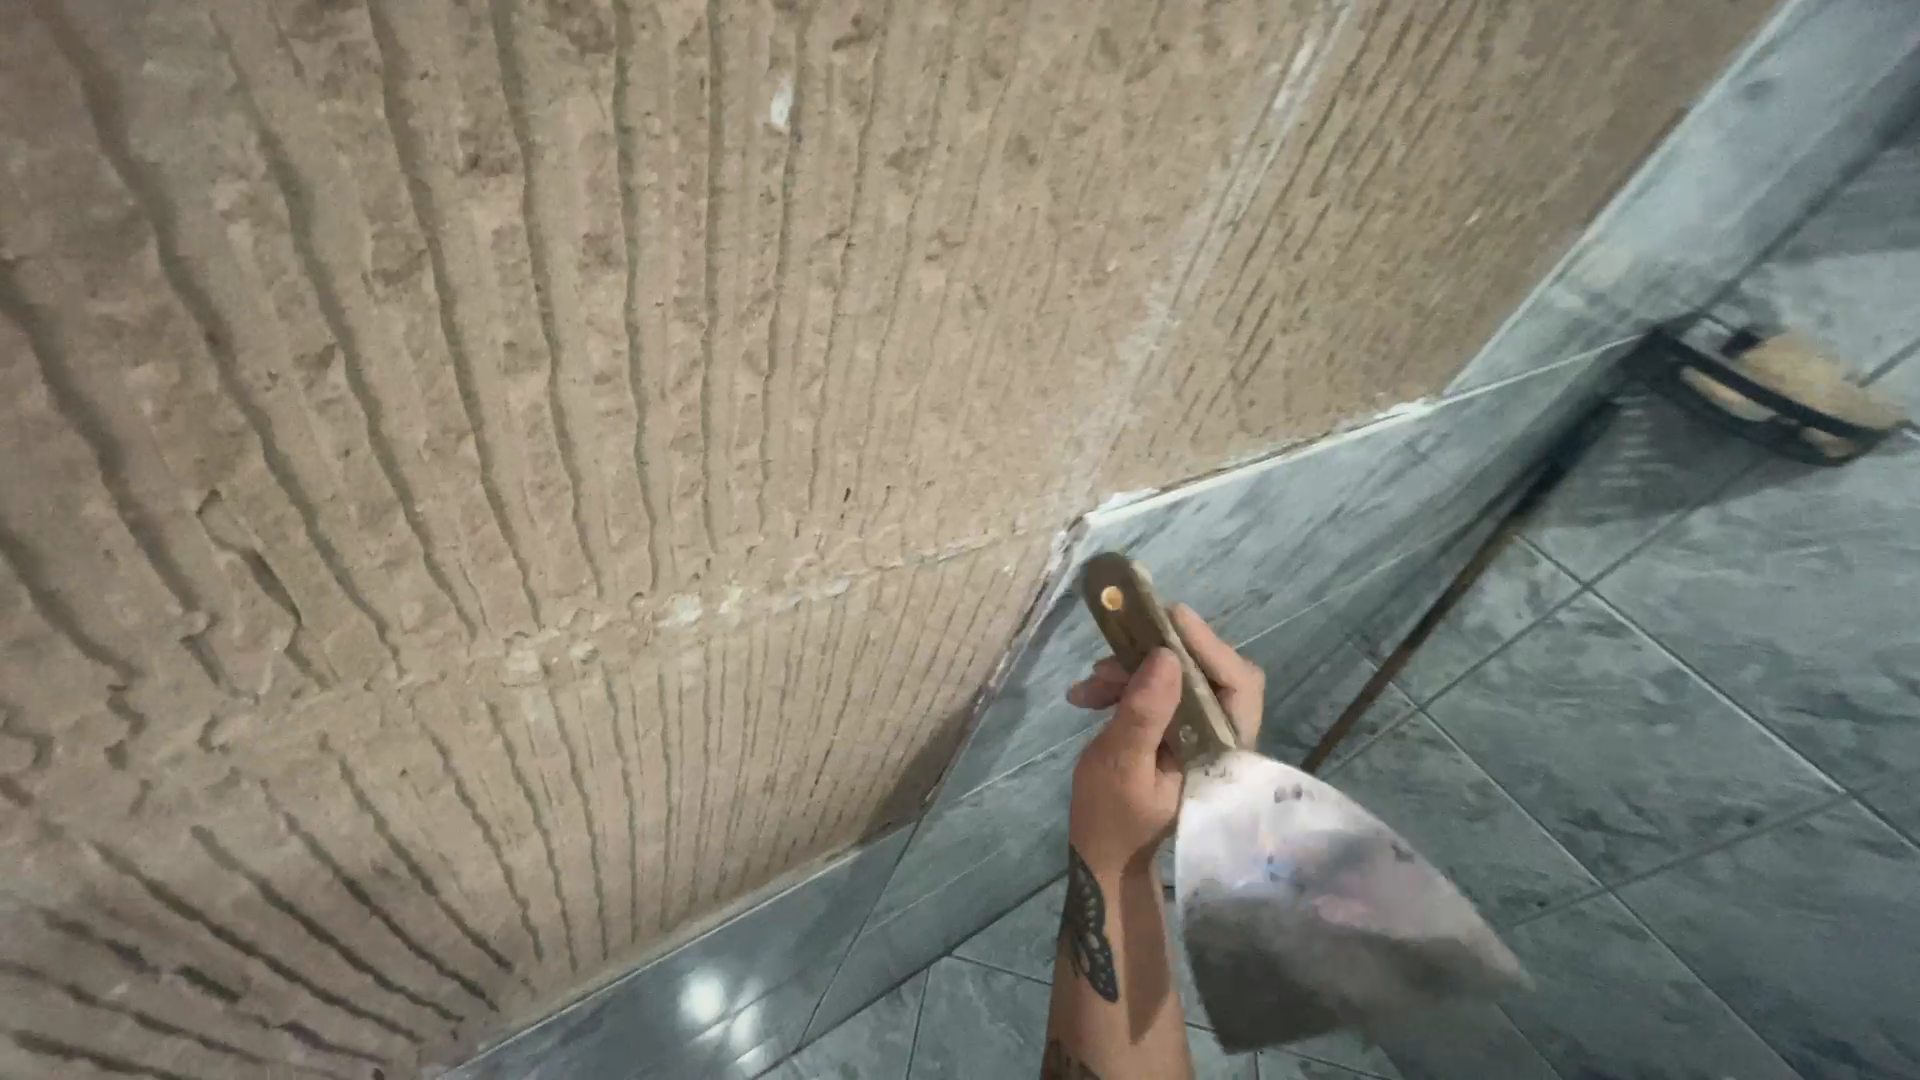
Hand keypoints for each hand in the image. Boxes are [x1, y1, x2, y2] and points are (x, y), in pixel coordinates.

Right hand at [1064, 605, 1266, 877]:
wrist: (1104, 856)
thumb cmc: (1112, 820)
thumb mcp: (1119, 766)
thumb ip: (1144, 713)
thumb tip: (1165, 658)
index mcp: (1222, 752)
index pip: (1237, 685)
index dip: (1208, 645)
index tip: (1170, 616)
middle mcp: (1220, 737)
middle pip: (1208, 673)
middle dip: (1158, 656)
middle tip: (1117, 646)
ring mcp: (1197, 733)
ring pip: (1177, 679)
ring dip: (1131, 671)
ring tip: (1089, 684)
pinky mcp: (1174, 731)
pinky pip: (1158, 692)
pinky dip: (1124, 686)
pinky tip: (1089, 695)